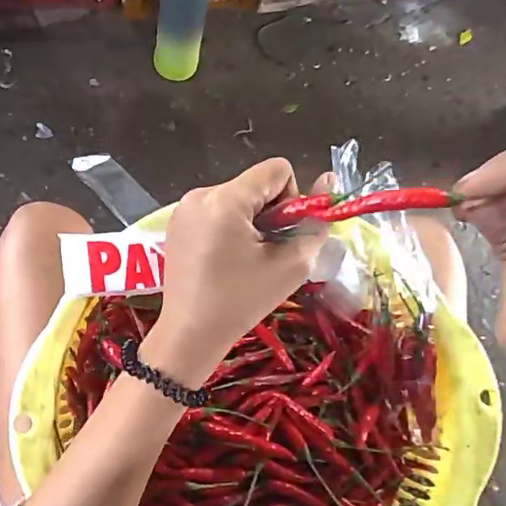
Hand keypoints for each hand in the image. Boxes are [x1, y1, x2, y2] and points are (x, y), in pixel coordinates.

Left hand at [145, 158, 326, 384]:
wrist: (190, 335)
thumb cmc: (242, 302)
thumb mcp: (291, 265)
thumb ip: (314, 222)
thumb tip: (329, 181)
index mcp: (225, 199)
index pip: (277, 170)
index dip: (292, 199)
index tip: (282, 235)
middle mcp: (199, 195)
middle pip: (255, 185)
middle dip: (269, 214)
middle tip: (265, 254)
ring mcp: (183, 209)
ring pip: (237, 198)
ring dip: (250, 222)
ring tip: (244, 261)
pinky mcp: (176, 225)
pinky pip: (215, 211)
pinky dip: (228, 229)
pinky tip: (224, 261)